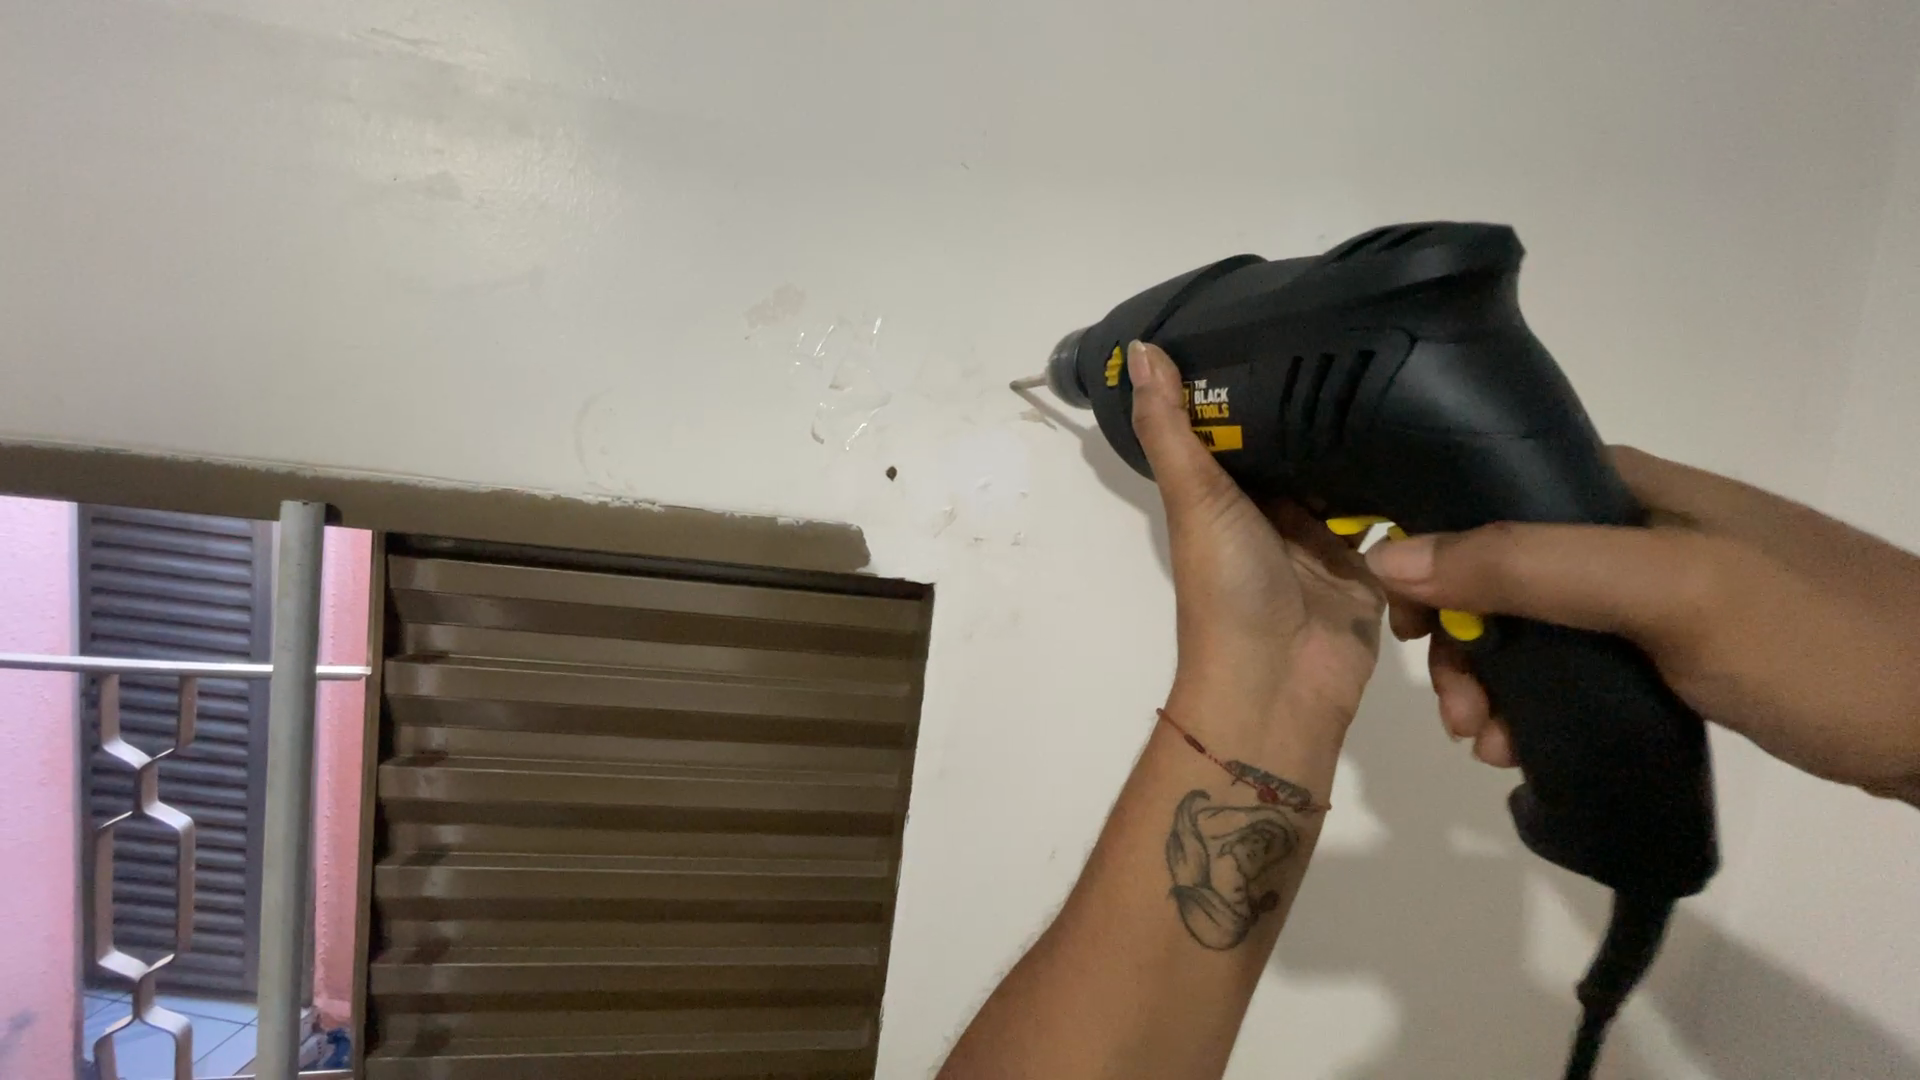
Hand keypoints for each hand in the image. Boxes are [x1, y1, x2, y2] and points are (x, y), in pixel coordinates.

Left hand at [1128, 341, 1383, 735]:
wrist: (1278, 679)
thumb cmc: (1225, 584)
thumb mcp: (1193, 497)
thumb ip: (1170, 428)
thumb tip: (1141, 350)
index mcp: (1221, 492)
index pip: (1236, 422)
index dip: (1253, 376)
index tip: (1286, 311)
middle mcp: (1268, 508)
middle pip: (1297, 444)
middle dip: (1323, 401)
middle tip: (1370, 329)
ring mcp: (1320, 535)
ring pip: (1347, 473)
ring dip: (1369, 437)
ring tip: (1411, 363)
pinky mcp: (1368, 561)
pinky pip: (1392, 514)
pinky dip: (1407, 485)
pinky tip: (1441, 431)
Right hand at [1367, 446, 1919, 805]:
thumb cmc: (1822, 644)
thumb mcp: (1667, 591)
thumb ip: (1522, 565)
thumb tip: (1381, 558)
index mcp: (1604, 484)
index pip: (1467, 502)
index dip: (1421, 561)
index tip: (1408, 630)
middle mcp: (1608, 525)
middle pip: (1483, 574)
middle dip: (1455, 645)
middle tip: (1459, 713)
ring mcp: (1634, 585)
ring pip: (1515, 624)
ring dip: (1484, 683)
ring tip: (1490, 745)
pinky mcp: (1654, 641)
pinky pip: (1556, 661)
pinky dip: (1525, 703)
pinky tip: (1521, 745)